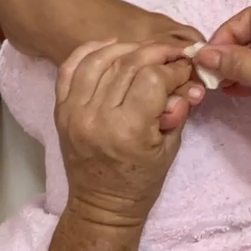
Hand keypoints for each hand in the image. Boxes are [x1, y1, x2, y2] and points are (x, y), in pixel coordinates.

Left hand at [55, 40, 197, 228]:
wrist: (102, 205)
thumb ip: (178, 110)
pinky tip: (111, 46)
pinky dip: (90, 51)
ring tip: (144, 49)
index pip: (153, 79)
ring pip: (99, 60)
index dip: (174, 68)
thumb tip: (189, 80)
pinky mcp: (61, 110)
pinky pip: (70, 68)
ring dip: (126, 47)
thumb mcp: (169, 148)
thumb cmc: (141, 181)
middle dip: (156, 52)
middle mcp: (98, 117)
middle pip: (128, 64)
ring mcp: (74, 112)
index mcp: (128, 130)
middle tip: (172, 53)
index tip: (185, 69)